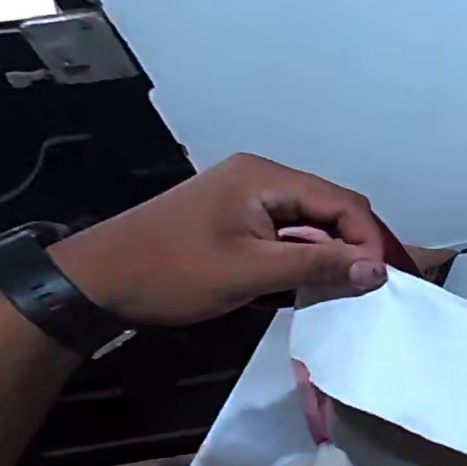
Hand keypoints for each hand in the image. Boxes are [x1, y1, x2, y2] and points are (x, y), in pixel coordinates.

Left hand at [50, 153, 388, 326]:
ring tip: (344, 287)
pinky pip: (296, 234)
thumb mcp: (250, 272)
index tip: (377, 279)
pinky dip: (311, 258)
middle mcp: (264, 179)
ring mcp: (253, 198)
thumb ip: (320, 266)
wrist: (89, 285)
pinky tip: (314, 282)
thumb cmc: (168, 273)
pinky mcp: (244, 218)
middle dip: (356, 246)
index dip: (369, 239)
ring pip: (318, 224)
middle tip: (367, 284)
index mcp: (264, 178)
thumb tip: (378, 271)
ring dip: (334, 255)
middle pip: (335, 209)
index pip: (343, 202)